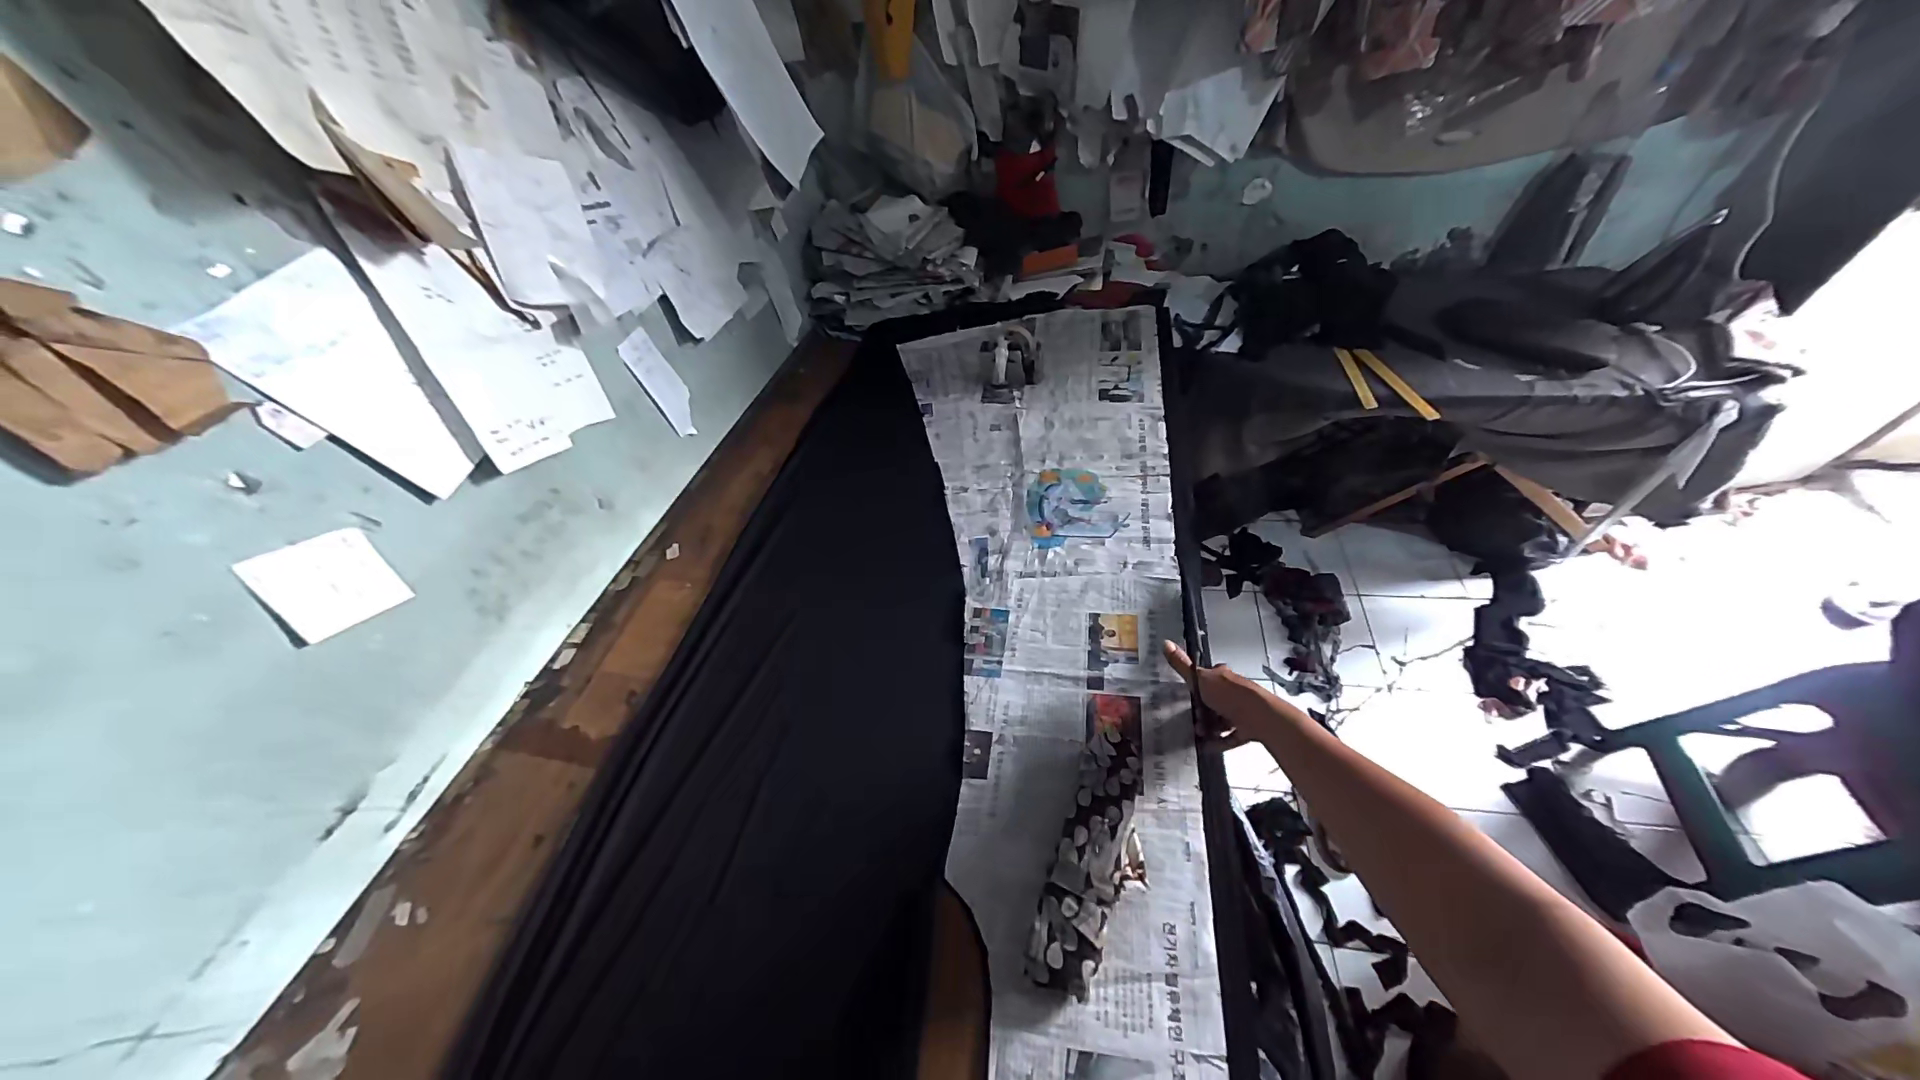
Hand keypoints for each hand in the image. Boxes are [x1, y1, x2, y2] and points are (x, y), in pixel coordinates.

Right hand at [1162, 640, 1305, 748]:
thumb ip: (1181, 665)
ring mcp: (1242, 710)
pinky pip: (1230, 736)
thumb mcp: (1199, 678)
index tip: (1189, 694)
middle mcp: (1235, 691)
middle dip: (1202, 710)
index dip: (1199, 684)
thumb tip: (1166, 643)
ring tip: (1199, 733)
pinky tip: (1208, 746)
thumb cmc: (1229, 694)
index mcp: (1223, 676)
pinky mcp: (1248, 728)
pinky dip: (1219, 742)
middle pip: (1215, 700)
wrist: (1258, 716)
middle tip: (1192, 717)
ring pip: (1222, 718)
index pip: (1209, 677)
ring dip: (1209, 726)